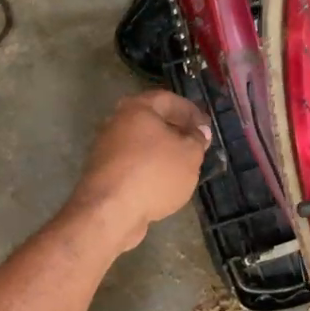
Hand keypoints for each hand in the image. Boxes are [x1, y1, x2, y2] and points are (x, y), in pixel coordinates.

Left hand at [64, 90, 210, 251]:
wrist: (110, 211)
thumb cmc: (154, 173)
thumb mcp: (189, 154)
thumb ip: (197, 139)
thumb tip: (198, 131)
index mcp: (136, 109)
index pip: (168, 99)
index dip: (191, 111)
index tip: (206, 128)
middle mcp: (116, 123)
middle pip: (152, 121)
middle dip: (176, 131)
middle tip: (195, 145)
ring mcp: (106, 149)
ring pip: (141, 144)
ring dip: (162, 152)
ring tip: (183, 167)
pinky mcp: (103, 174)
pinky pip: (132, 164)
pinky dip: (149, 169)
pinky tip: (162, 184)